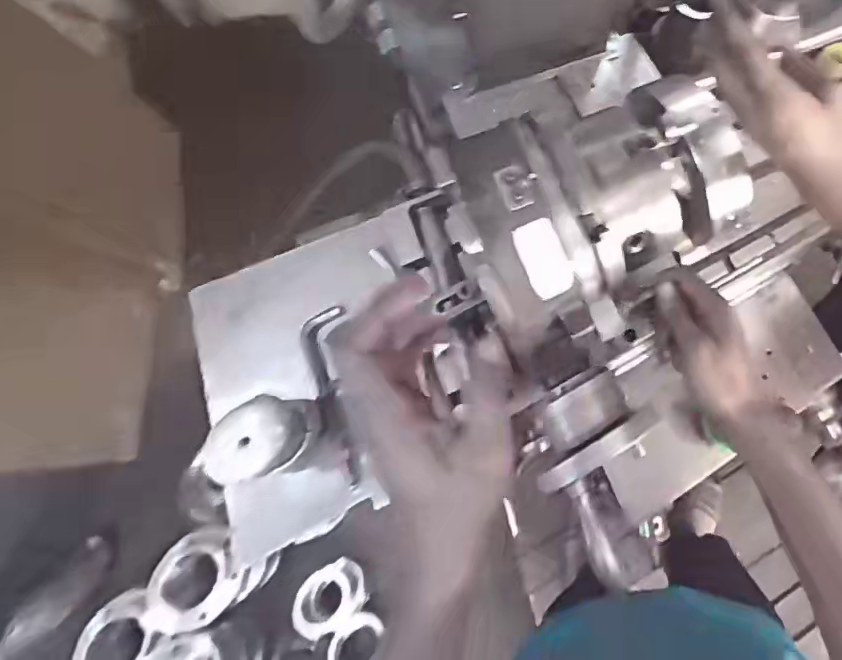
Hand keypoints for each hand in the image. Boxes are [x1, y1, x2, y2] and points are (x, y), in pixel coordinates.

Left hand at [330, 277, 514, 585]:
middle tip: (440, 290)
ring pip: (384, 354)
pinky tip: (454, 341)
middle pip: (365, 344)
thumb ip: (487, 388)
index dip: (379, 312)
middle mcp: (375, 407)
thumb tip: (488, 334)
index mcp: (382, 413)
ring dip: (412, 326)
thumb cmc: (460, 503)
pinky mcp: (403, 419)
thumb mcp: (484, 446)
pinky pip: (402, 369)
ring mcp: (387, 413)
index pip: (354, 350)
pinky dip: (423, 347)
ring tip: (453, 309)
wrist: (444, 551)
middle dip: (398, 310)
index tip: (421, 290)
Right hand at [657, 270, 774, 431]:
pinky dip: (677, 344)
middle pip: (680, 295)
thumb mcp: (692, 346)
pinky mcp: (711, 344)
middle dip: (663, 313)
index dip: (659, 283)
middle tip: (656, 336)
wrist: (740, 416)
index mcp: (715, 305)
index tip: (638, 299)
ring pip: (681, 316)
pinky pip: (687, 334)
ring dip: (668, 331)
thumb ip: (676, 313)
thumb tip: (662, 284)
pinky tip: (675, 362)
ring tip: (666, 354)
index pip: (682, 277)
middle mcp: (715, 310)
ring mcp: (714, 327)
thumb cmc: (716, 381)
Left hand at [707, 0, 841, 181]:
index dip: (730, 21)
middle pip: (720, 62)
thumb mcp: (831, 95)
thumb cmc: (835, 137)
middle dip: (714, 35)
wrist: (826, 180)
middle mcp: (750, 103)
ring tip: (719, 30)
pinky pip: (728, 91)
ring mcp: (745, 116)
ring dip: (716, 52)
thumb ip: (805, 68)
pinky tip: (733, 61)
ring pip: (720, 78)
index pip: (744, 49)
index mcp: (773, 92)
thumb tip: (782, 49)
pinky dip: (726, 70)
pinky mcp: (746, 125)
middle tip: (715, 10)